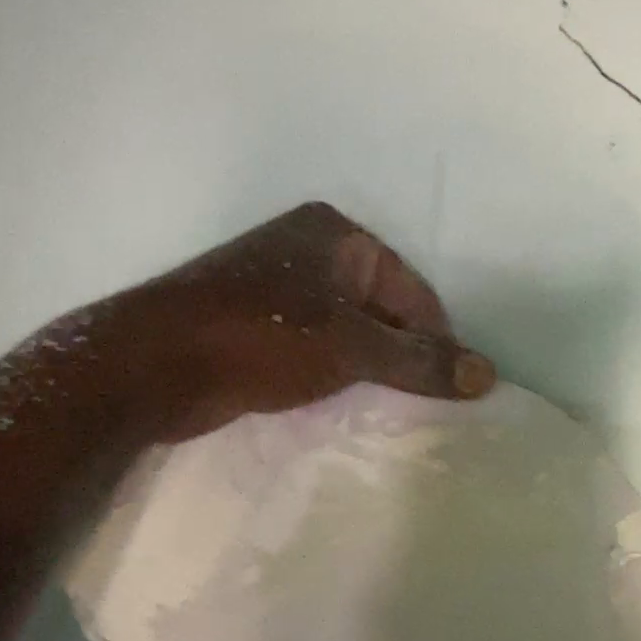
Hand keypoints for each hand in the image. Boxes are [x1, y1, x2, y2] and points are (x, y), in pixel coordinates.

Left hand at [114, 202, 495, 440]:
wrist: (152, 367)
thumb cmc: (261, 339)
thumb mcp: (353, 347)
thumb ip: (421, 361)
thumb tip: (488, 376)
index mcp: (339, 235)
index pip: (414, 291)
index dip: (434, 341)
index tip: (446, 390)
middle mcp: (312, 249)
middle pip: (386, 308)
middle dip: (402, 354)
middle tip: (418, 402)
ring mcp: (281, 284)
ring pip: (353, 328)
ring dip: (370, 366)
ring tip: (382, 405)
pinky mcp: (258, 320)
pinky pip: (321, 343)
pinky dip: (337, 369)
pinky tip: (342, 399)